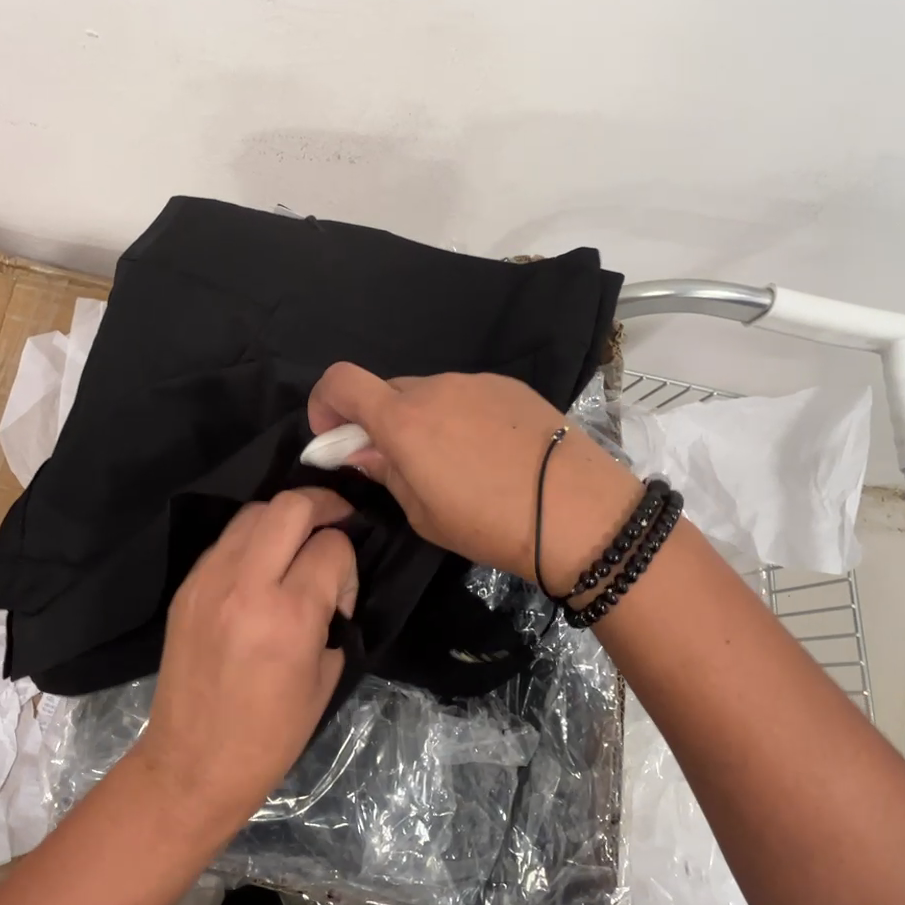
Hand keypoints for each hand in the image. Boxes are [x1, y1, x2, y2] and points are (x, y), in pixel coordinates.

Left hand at [129, 488, 358, 825]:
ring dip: (285, 518)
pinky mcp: (188, 585)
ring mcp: (210, 579)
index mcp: (289, 615)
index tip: (342, 596)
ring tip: (299, 541)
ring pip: (255, 511)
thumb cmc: (270, 735)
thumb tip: (333, 582)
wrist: (192, 762)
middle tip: (338, 522)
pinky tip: (263, 566)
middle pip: (292, 505)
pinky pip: (227, 539)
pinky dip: (253, 540)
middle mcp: (247, 584)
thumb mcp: (325, 678)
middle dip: (325, 505)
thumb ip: (333, 617)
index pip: (332, 547)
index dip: (349, 563)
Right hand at [306, 362, 642, 585]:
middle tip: (400, 465)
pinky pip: (465, 394)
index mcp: (402, 420)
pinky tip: (490, 453)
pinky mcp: (509, 385)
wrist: (579, 512)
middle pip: (386, 391)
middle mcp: (433, 387)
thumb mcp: (422, 514)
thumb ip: (384, 472)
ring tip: (457, 465)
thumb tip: (360, 452)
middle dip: (380, 423)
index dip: (325, 404)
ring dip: (423, 420)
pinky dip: (460, 416)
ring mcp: (474, 381)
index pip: (340, 381)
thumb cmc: (489, 523)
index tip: (336, 439)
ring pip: (428, 393)